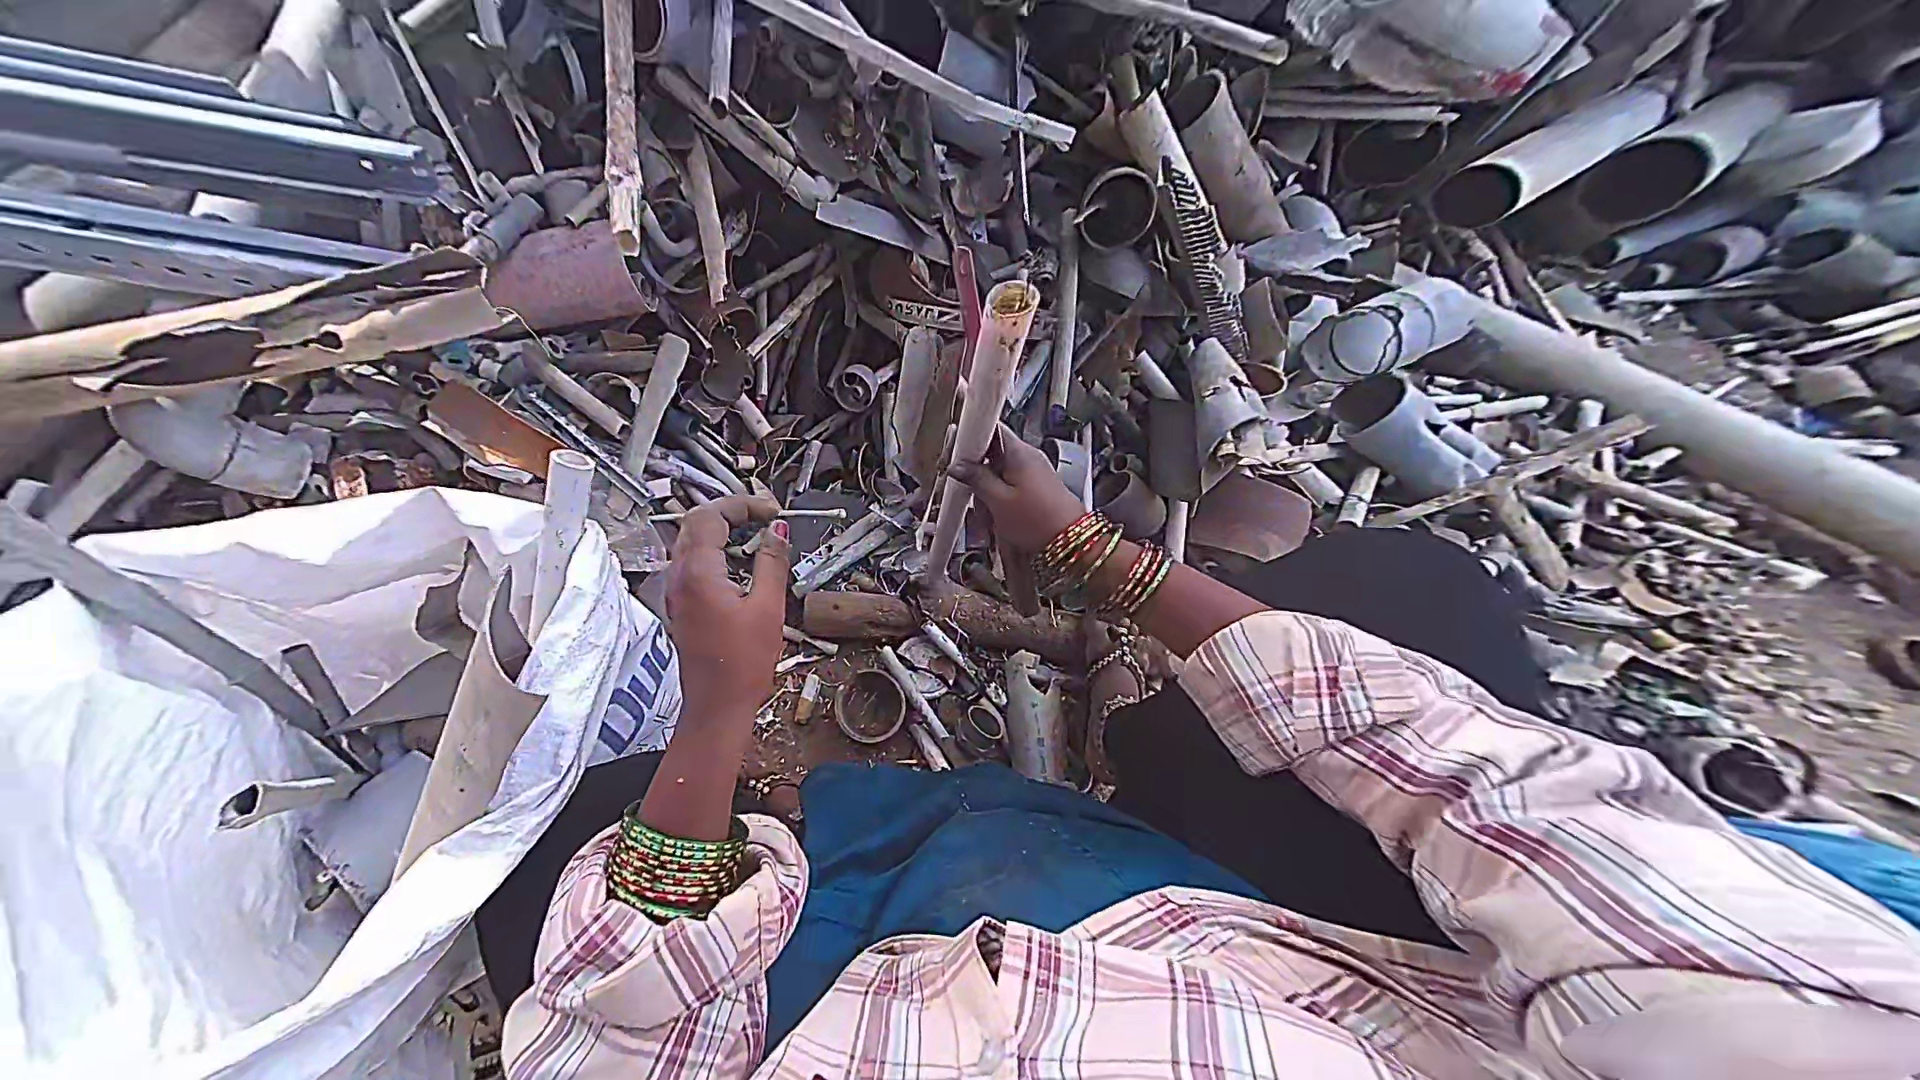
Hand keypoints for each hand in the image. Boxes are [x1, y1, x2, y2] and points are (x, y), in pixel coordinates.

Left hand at [663, 494, 790, 724]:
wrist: (718, 705)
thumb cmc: (742, 664)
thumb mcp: (768, 607)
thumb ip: (772, 562)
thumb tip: (778, 530)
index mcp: (698, 574)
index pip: (712, 516)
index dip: (743, 505)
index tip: (772, 512)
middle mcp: (678, 578)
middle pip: (696, 523)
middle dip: (731, 512)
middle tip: (765, 518)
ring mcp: (676, 592)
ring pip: (691, 541)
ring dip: (723, 531)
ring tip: (757, 537)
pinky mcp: (682, 604)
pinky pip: (693, 563)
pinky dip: (717, 552)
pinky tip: (743, 565)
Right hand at [946, 424, 1086, 554]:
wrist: (1071, 541)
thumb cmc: (1039, 522)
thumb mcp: (999, 502)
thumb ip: (976, 479)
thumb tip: (957, 466)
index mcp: (1019, 453)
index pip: (990, 428)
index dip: (969, 437)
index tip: (955, 450)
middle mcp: (1027, 457)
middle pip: (991, 454)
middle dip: (976, 475)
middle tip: (970, 494)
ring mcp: (1032, 472)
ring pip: (997, 474)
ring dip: (986, 493)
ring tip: (987, 516)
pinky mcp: (1035, 487)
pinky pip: (1009, 486)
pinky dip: (998, 500)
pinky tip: (997, 518)